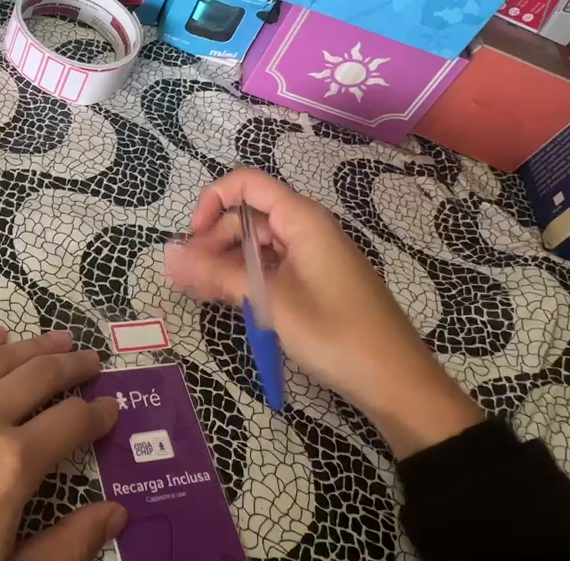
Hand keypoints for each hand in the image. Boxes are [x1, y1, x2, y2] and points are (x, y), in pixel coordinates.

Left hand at [0, 328, 127, 560]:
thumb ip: (66, 546)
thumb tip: (116, 512)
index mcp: (10, 468)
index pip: (71, 424)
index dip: (97, 414)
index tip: (111, 407)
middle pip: (37, 377)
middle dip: (71, 366)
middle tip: (91, 359)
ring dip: (31, 347)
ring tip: (56, 341)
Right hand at [164, 167, 481, 455]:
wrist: (399, 384)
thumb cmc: (335, 333)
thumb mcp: (270, 303)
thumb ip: (218, 275)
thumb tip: (170, 257)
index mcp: (302, 219)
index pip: (246, 184)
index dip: (213, 201)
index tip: (193, 238)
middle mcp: (308, 228)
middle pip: (250, 216)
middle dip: (215, 239)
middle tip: (188, 277)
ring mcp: (315, 256)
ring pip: (260, 244)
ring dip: (228, 262)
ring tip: (201, 291)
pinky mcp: (319, 281)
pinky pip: (275, 266)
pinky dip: (249, 277)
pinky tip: (230, 299)